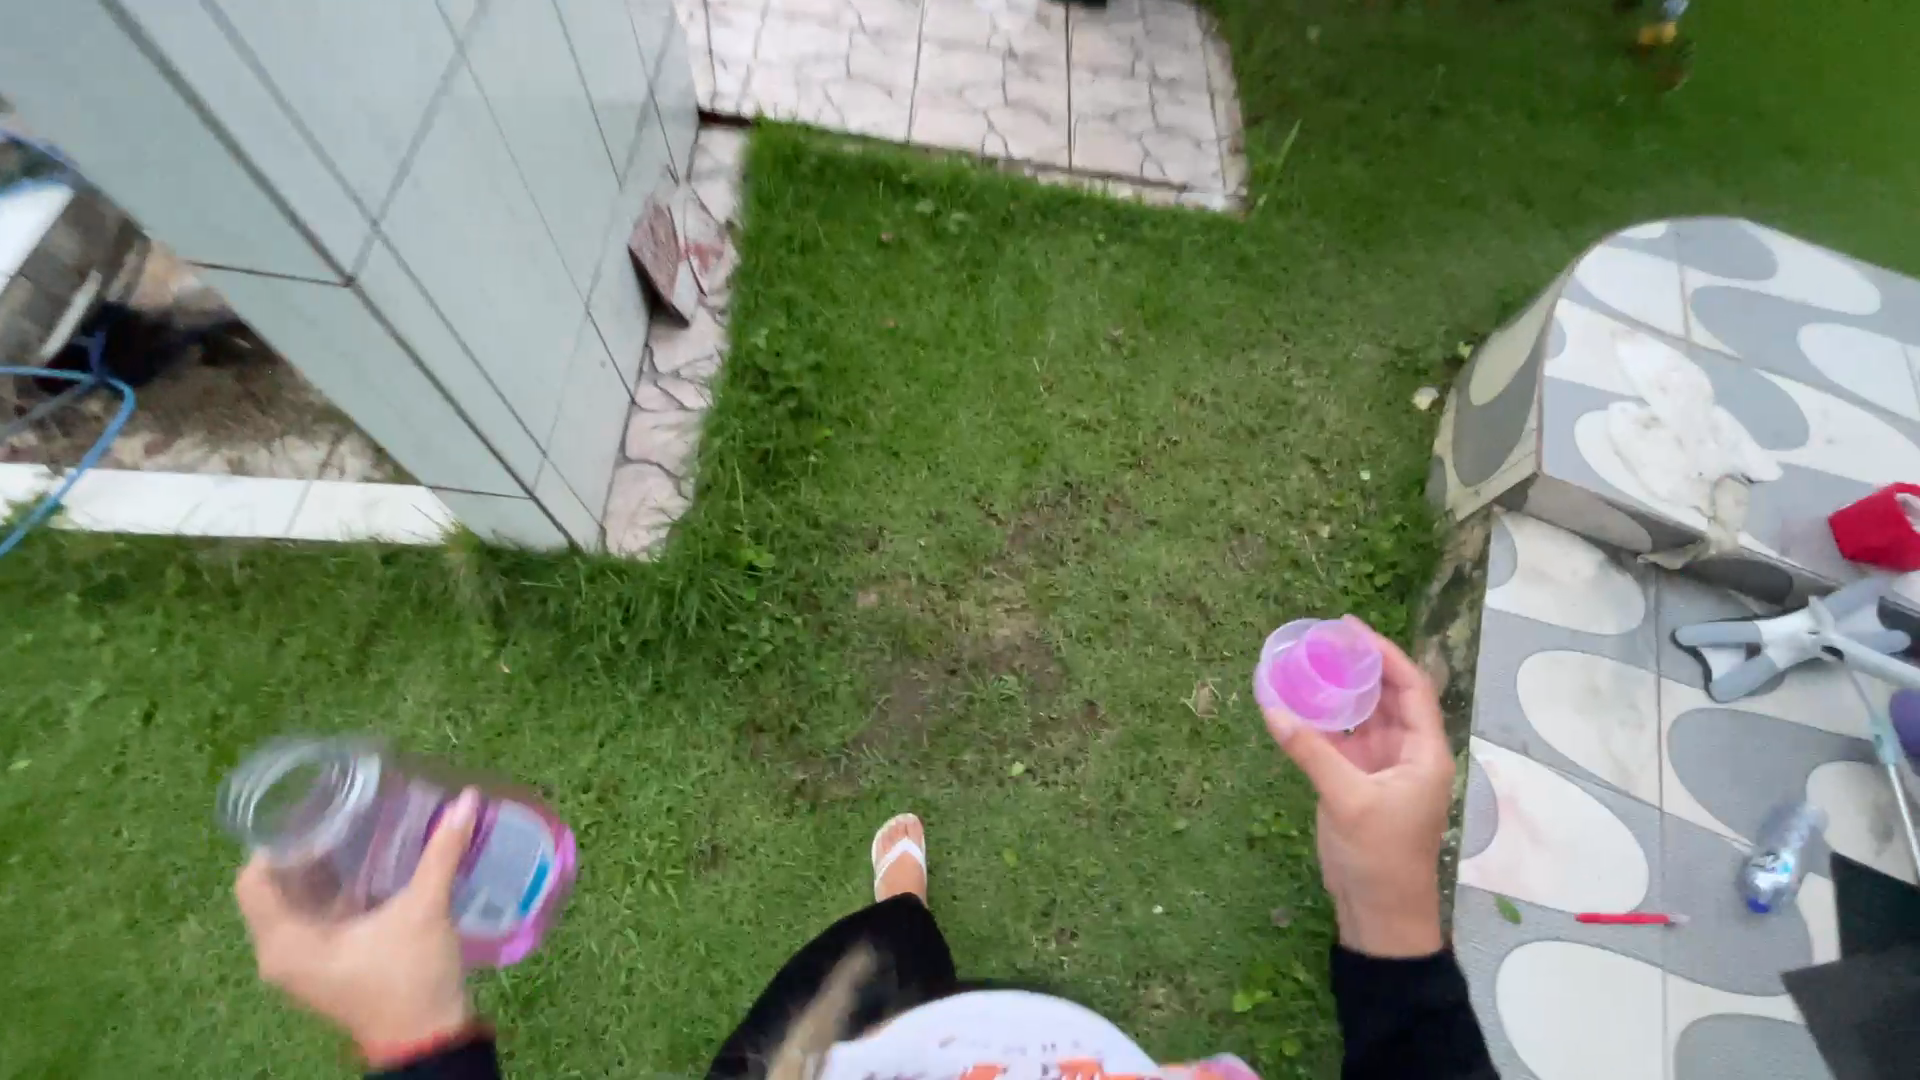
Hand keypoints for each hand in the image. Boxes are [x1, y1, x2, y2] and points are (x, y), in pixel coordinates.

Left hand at [236, 788, 479, 1058]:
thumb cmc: (410, 975)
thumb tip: (466, 798)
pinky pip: (322, 912)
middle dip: (311, 846)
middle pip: (278, 886)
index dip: (280, 841)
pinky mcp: (330, 960)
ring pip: (302, 899)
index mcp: (286, 943)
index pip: (255, 881)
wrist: (426, 1033)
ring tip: (364, 824)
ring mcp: (305, 959)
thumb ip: (442, 852)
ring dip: (328, 864)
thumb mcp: (426, 908)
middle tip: (348, 806)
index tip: (318, 807)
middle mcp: (284, 951)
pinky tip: (377, 860)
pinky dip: (342, 884)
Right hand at [1264, 627, 1453, 957]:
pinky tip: (1294, 700)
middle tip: (1322, 637)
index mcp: (1423, 752)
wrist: (1378, 908)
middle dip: (1359, 664)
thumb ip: (1311, 751)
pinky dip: (1319, 717)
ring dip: (1339, 688)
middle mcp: (1405, 752)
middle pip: (1387, 695)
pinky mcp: (1353, 778)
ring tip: (1307, 659)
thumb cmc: (1381, 855)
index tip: (1350, 628)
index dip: (1385, 654)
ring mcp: (1378, 765)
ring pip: (1361, 714)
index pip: (1411, 689)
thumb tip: (1271, 706)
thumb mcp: (1348, 799)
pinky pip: (1337, 736)